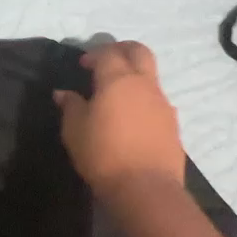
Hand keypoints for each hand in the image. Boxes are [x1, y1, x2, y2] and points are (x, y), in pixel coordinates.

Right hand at [55, 41, 183, 196]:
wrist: (145, 187)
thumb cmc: (103, 154)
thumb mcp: (75, 130)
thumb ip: (70, 106)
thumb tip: (64, 93)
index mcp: (118, 80)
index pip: (108, 53)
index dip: (94, 53)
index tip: (82, 63)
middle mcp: (145, 84)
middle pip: (139, 52)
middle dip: (122, 50)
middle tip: (106, 60)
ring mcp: (163, 103)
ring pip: (151, 76)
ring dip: (134, 75)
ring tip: (117, 93)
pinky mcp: (172, 123)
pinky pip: (156, 100)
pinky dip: (142, 98)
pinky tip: (130, 117)